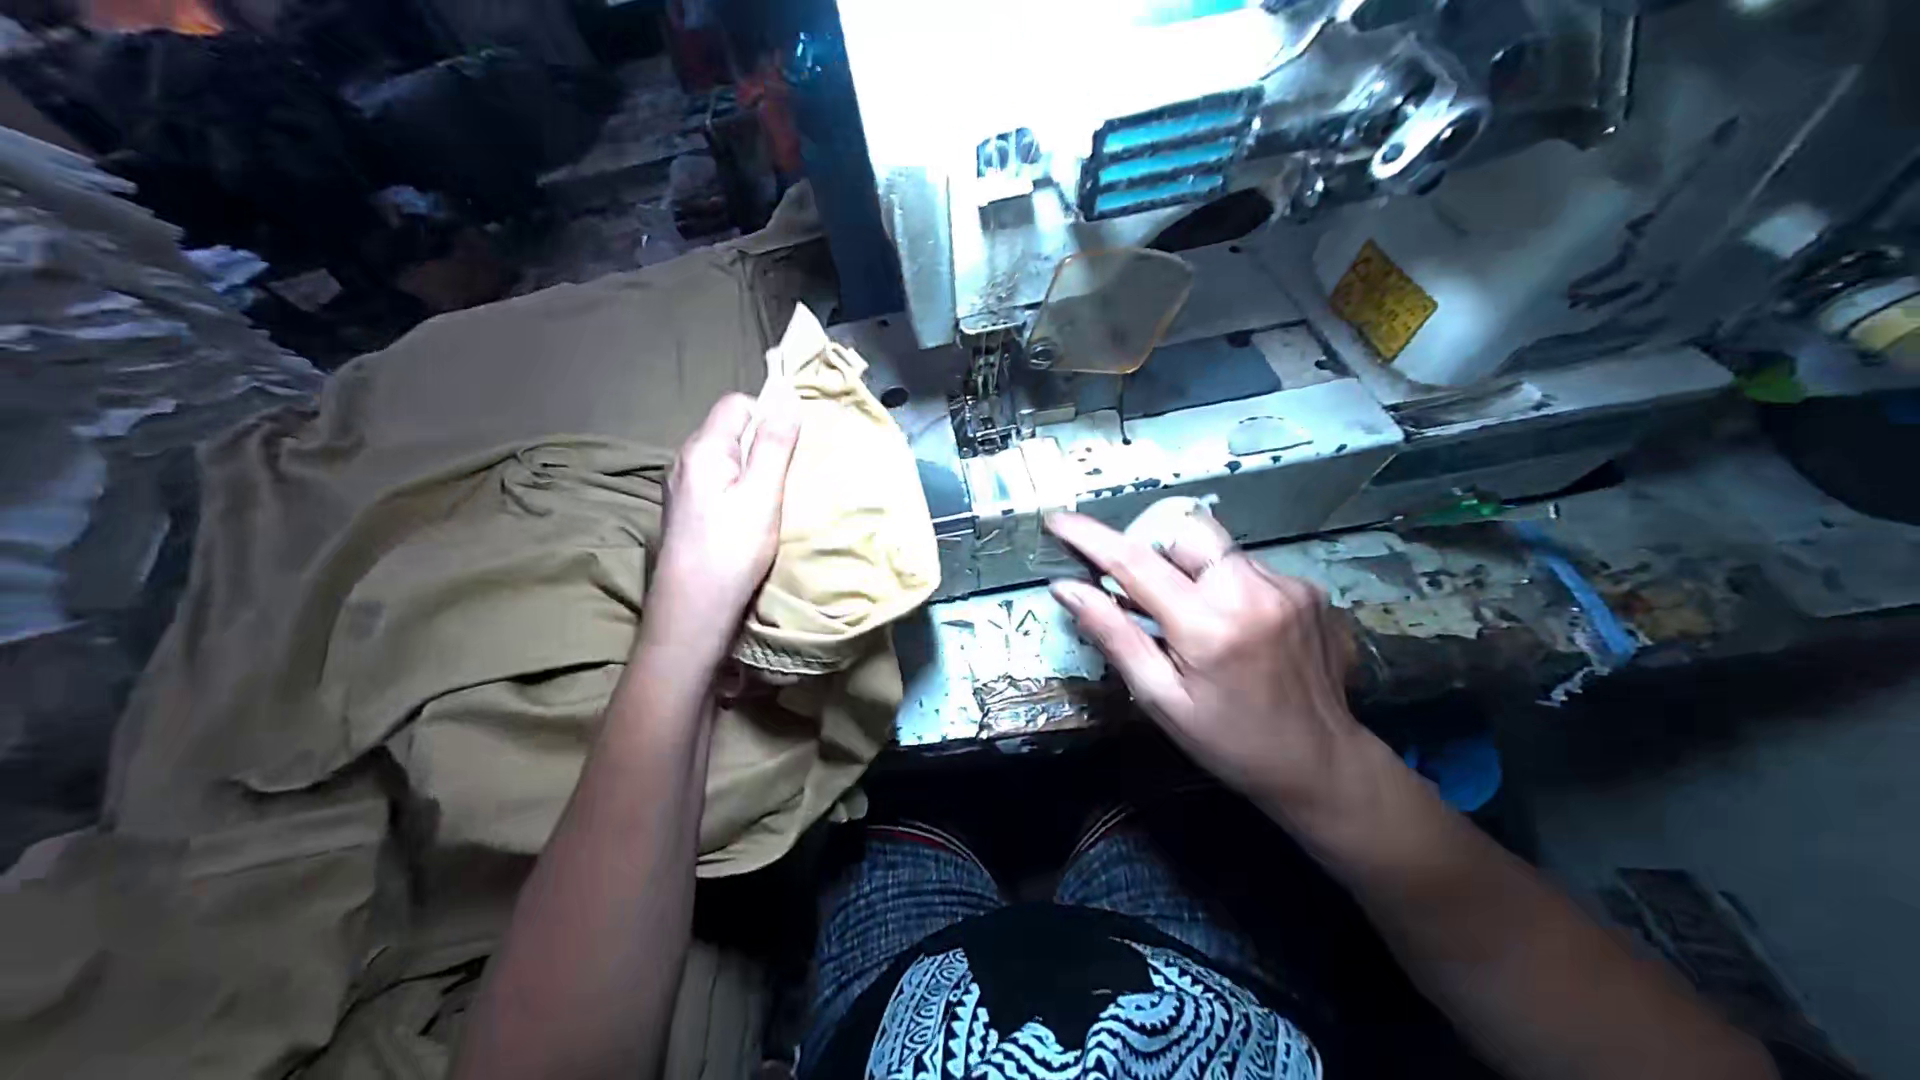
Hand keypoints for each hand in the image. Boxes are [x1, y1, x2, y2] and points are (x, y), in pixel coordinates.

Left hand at [645, 391, 800, 655]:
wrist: (692, 611)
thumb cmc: (731, 552)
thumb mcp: (762, 495)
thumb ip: (774, 444)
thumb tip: (787, 397)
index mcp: (702, 449)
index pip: (737, 403)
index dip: (768, 416)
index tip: (790, 450)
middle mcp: (684, 459)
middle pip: (729, 428)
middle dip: (761, 443)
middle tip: (786, 478)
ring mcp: (680, 485)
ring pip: (724, 456)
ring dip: (751, 468)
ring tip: (770, 499)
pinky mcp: (684, 509)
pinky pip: (716, 480)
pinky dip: (737, 488)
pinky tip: (748, 516)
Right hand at [1045, 511, 1364, 815]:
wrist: (1321, 763)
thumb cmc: (1230, 742)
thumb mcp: (1160, 698)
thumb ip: (1114, 635)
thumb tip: (1067, 589)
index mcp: (1208, 625)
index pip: (1135, 562)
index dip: (1091, 537)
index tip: (1060, 521)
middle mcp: (1252, 591)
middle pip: (1184, 532)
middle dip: (1155, 552)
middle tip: (1149, 596)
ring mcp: (1287, 585)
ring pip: (1217, 550)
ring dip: (1193, 574)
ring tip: (1198, 624)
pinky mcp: (1308, 588)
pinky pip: (1248, 567)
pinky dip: (1227, 587)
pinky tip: (1236, 629)